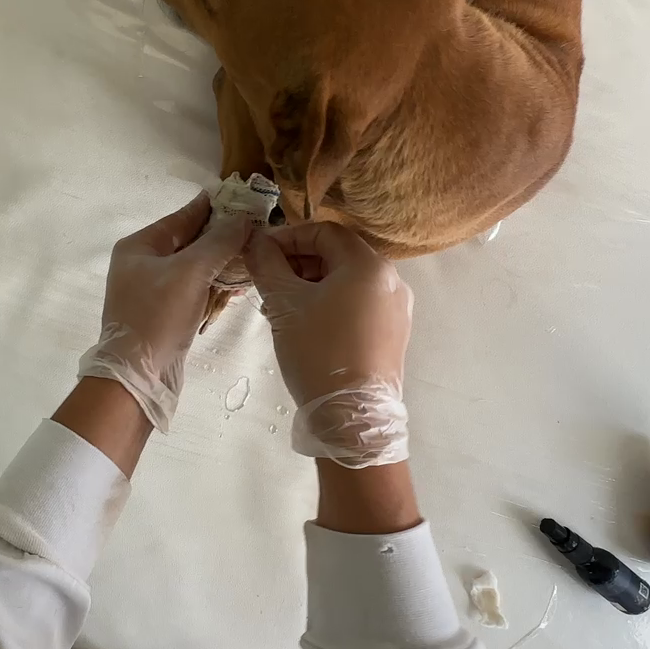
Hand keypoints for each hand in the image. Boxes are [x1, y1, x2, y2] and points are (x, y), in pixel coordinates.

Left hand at [78, 192, 250, 429]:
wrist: (137, 376)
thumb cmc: (157, 316)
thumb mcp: (189, 273)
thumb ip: (217, 243)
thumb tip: (242, 219)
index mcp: (138, 247)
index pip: (180, 218)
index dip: (210, 208)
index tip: (237, 196)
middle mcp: (142, 265)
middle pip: (187, 242)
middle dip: (220, 237)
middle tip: (254, 227)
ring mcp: (151, 291)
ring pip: (193, 268)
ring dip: (219, 263)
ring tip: (252, 252)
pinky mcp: (164, 314)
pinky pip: (193, 291)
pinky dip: (213, 286)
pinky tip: (236, 284)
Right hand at [245, 223, 413, 466]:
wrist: (352, 418)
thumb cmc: (317, 351)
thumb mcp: (283, 303)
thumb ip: (266, 264)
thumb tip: (253, 240)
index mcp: (369, 266)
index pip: (324, 231)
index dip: (288, 236)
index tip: (260, 253)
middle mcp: (391, 281)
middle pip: (337, 255)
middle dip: (297, 261)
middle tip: (266, 280)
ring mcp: (396, 309)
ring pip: (346, 281)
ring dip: (309, 283)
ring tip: (279, 305)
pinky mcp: (392, 334)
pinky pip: (356, 304)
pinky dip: (328, 303)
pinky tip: (302, 323)